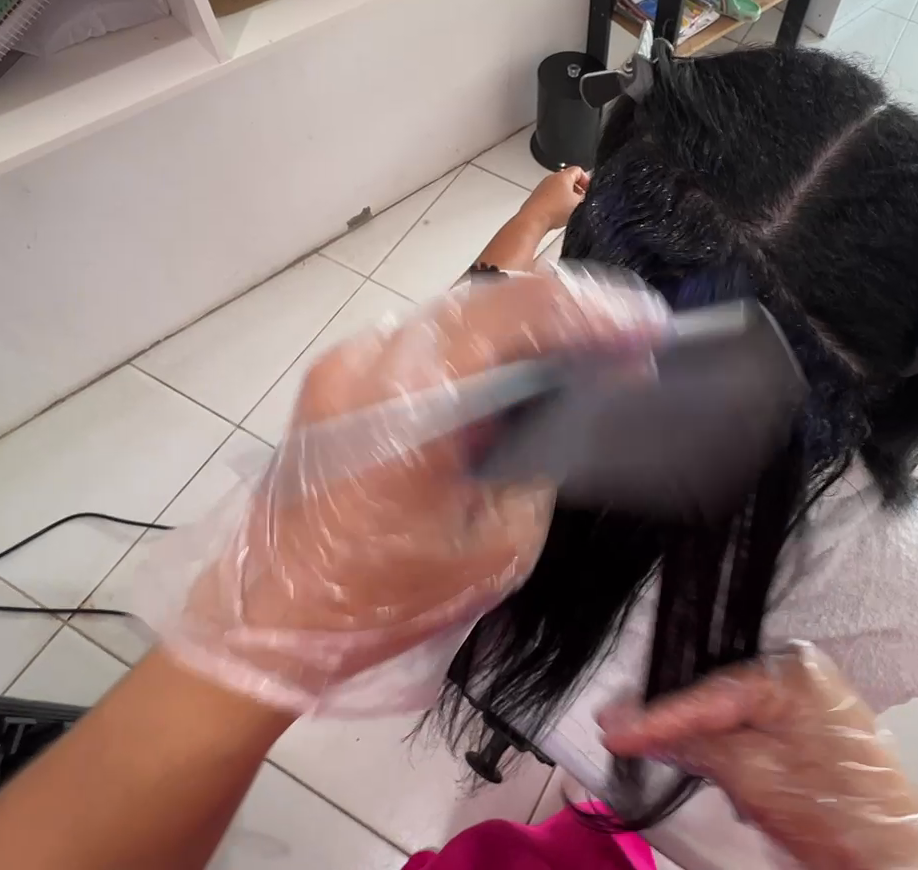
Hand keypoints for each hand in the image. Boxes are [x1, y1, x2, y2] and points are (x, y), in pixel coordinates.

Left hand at [143, 269, 669, 710]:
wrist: (269, 618)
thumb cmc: (387, 599)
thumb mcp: (499, 542)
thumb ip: (542, 455)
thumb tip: (580, 397)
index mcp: (410, 402)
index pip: (516, 313)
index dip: (593, 311)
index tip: (648, 328)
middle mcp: (372, 359)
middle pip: (488, 299)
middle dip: (568, 311)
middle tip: (626, 340)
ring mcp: (348, 359)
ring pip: (459, 312)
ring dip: (528, 323)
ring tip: (586, 351)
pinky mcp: (341, 372)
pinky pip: (429, 337)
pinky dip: (485, 343)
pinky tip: (521, 368)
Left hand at [522, 166, 588, 229]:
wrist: (533, 220)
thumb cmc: (553, 210)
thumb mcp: (579, 204)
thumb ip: (585, 197)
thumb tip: (585, 197)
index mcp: (563, 176)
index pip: (578, 170)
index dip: (586, 180)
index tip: (589, 190)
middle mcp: (551, 178)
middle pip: (568, 180)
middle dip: (576, 190)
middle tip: (580, 201)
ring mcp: (542, 187)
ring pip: (558, 189)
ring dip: (565, 198)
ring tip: (569, 210)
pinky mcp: (536, 196)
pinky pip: (549, 197)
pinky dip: (555, 203)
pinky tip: (557, 214)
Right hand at [599, 644, 917, 869]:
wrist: (897, 856)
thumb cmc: (832, 812)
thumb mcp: (754, 777)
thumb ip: (696, 745)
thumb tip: (637, 728)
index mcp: (791, 670)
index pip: (710, 693)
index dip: (658, 716)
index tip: (612, 728)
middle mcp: (799, 669)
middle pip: (718, 694)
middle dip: (675, 719)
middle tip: (619, 730)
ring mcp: (806, 694)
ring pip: (733, 709)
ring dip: (699, 732)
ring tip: (647, 739)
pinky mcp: (808, 721)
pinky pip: (752, 722)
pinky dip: (727, 741)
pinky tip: (701, 752)